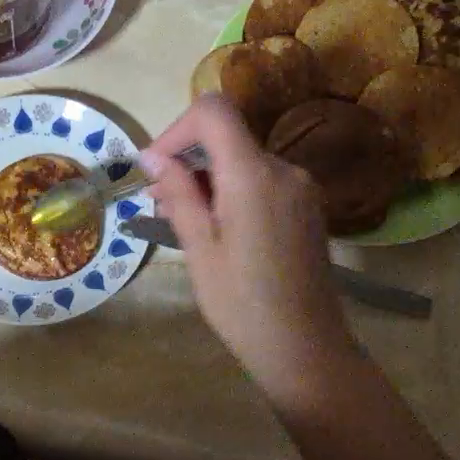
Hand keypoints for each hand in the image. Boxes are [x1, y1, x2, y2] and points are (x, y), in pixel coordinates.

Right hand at [142, 96, 357, 403]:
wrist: (304, 347)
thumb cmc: (241, 302)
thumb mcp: (198, 248)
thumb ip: (178, 193)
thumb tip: (153, 157)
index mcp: (254, 175)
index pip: (214, 112)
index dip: (177, 129)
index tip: (155, 168)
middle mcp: (283, 169)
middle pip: (227, 137)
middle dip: (186, 159)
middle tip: (158, 202)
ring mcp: (300, 187)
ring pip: (242, 160)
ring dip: (206, 178)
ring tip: (181, 220)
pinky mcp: (306, 206)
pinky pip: (261, 181)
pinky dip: (231, 191)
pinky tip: (215, 228)